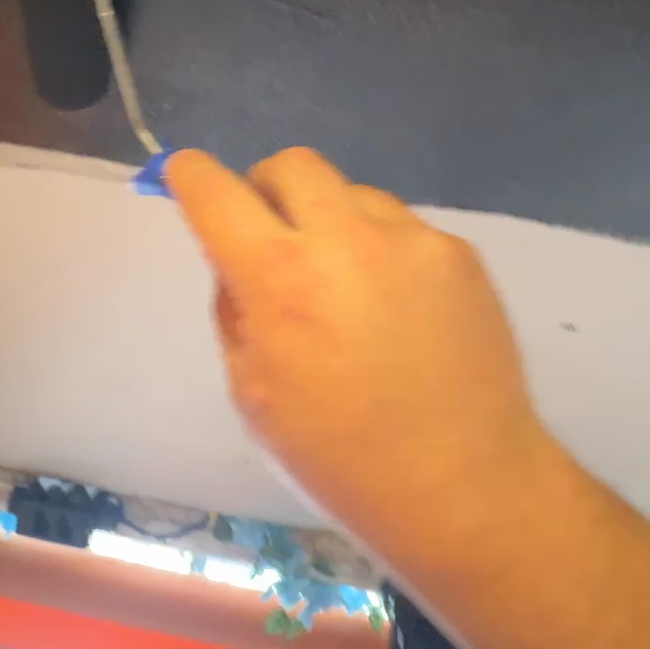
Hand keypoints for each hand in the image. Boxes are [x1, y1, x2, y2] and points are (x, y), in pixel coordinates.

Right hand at [165, 147, 552, 539]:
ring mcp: (410, 238)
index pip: (217, 195)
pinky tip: (401, 307)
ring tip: (349, 284)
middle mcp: (345, 239)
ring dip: (332, 221)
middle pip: (292, 164)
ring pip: (352, 193)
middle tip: (273, 230)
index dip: (191, 175)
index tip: (185, 171)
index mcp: (280, 278)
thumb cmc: (340, 456)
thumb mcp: (253, 393)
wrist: (464, 484)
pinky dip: (383, 250)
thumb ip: (235, 308)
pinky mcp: (457, 251)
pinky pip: (402, 228)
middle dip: (267, 186)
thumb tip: (237, 261)